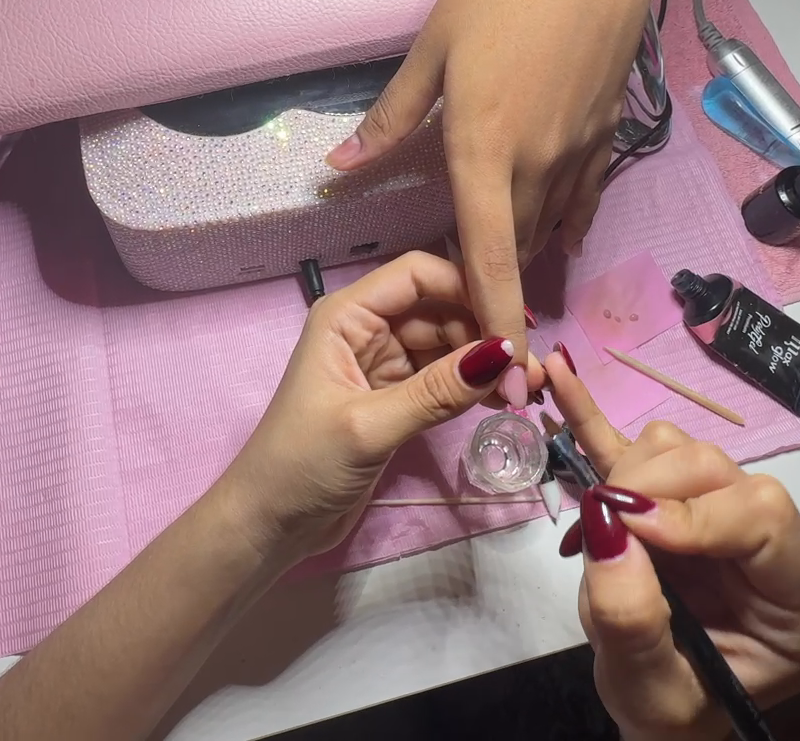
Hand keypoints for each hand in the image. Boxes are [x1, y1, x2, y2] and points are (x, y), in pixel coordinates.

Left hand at [214, 252, 526, 559]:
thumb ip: (434, 391)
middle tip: (527, 375)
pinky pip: (442, 375)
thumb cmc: (302, 464)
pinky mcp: (396, 394)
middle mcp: (367, 326)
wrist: (271, 523)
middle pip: (439, 307)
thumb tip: (503, 354)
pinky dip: (470, 384)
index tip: (515, 324)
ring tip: (524, 392)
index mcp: (347, 314)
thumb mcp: (368, 426)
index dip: (467, 288)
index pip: (417, 275)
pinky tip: (500, 400)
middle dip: (484, 333)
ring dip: (485, 361)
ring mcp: (383, 361)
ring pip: (446, 342)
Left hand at [326, 0, 657, 394]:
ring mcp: (581, 147)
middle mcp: (538, 163)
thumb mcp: (433, 50)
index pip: (486, 259)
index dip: (492, 323)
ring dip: (525, 255)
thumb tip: (338, 164)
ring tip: (508, 281)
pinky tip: (560, 237)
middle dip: (499, 291)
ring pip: (550, 224)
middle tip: (476, 317)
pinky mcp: (608, 127)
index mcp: (483, 150)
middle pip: (516, 249)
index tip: (504, 375)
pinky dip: (566, 221)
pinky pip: (585, 194)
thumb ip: (390, 118)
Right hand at [545, 354, 799, 739]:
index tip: (623, 522)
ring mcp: (729, 517)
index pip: (762, 516)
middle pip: (720, 471)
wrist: (663, 713)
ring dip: (628, 470)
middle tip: (598, 520)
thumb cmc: (670, 716)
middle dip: (648, 486)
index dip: (690, 510)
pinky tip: (561, 377)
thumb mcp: (649, 691)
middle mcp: (781, 548)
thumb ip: (632, 618)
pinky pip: (641, 447)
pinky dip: (598, 418)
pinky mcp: (681, 500)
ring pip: (684, 451)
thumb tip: (608, 522)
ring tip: (595, 510)